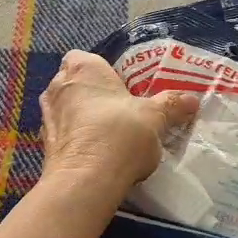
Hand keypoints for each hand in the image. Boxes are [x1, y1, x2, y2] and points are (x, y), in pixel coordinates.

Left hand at [40, 51, 198, 190]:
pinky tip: (95, 154)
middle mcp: (57, 86)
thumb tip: (192, 100)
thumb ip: (171, 105)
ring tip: (107, 134)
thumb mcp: (155, 117)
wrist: (86, 180)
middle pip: (74, 83)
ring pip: (65, 110)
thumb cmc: (120, 133)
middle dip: (92, 94)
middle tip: (119, 110)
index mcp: (82, 68)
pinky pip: (63, 135)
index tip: (120, 86)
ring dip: (81, 118)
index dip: (101, 70)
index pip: (83, 57)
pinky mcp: (44, 145)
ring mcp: (46, 116)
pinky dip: (75, 140)